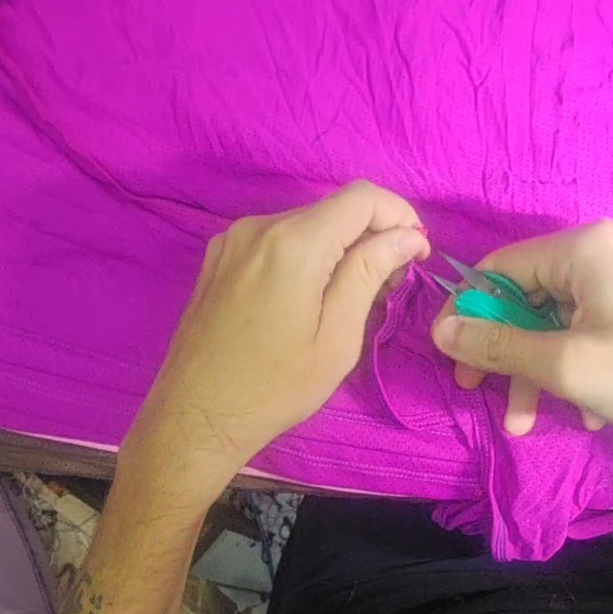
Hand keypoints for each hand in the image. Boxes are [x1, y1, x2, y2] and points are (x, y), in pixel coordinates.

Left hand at [123, 182, 430, 499]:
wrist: (197, 416)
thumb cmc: (275, 388)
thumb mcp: (337, 339)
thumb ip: (369, 275)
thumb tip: (406, 235)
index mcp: (294, 244)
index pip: (362, 197)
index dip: (399, 216)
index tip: (415, 253)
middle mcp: (259, 227)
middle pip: (332, 209)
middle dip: (370, 235)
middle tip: (387, 285)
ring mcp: (233, 239)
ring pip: (304, 224)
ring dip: (337, 247)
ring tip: (347, 298)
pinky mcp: (219, 257)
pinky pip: (275, 240)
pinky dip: (304, 255)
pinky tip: (306, 296)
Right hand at [431, 221, 612, 445]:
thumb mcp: (566, 365)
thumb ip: (498, 346)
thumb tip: (441, 330)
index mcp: (582, 248)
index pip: (498, 268)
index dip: (467, 315)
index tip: (452, 359)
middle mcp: (603, 251)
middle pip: (527, 299)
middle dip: (506, 356)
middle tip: (483, 396)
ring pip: (558, 323)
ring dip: (540, 374)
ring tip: (532, 425)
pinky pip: (592, 331)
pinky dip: (578, 370)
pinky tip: (591, 413)